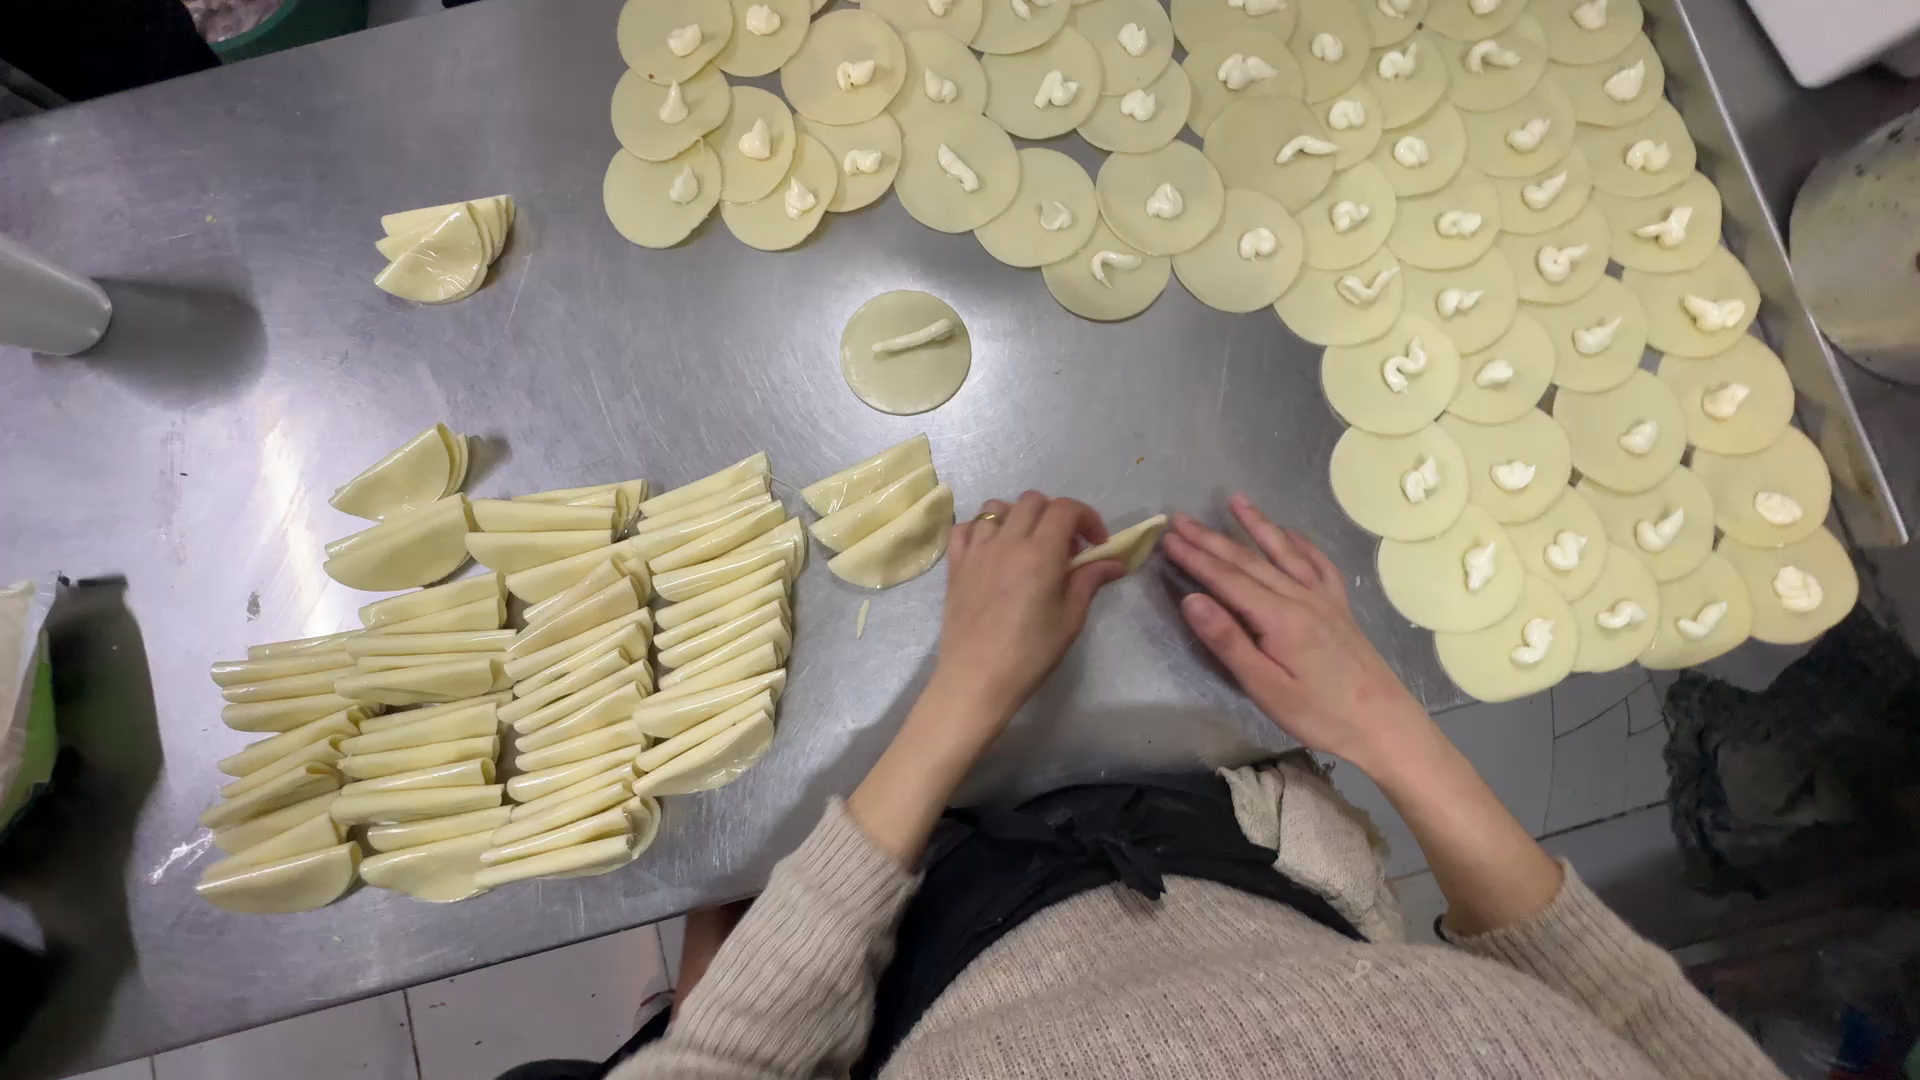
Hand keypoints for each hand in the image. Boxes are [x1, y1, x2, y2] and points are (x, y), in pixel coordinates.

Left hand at [930, 491, 1129, 734]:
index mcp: (1039, 553)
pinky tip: (992, 549)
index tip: (1096, 544)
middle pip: (1033, 501)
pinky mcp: (955, 564)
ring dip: (1018, 517)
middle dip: (1056, 515)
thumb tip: (1116, 562)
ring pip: (996, 507)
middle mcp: (1006, 541)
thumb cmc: (1030, 653)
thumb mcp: (1070, 618)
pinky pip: (965, 528)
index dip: (1087, 518)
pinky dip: (982, 528)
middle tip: (1065, 548)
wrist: (977, 679)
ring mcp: (976, 550)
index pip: (1065, 509)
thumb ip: (1089, 580)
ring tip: (1027, 544)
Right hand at [1164, 495, 1433, 774]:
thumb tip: (1192, 600)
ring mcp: (1323, 599)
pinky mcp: (1339, 607)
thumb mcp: (1263, 685)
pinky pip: (1318, 564)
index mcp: (1279, 617)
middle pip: (1248, 560)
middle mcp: (1301, 597)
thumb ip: (1227, 639)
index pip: (1226, 579)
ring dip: (1257, 525)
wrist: (1385, 726)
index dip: (1195, 558)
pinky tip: (1289, 534)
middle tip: (1180, 520)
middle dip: (1211, 539)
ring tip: (1235, 501)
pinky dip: (1300, 544)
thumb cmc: (1318, 713)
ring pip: (1283, 553)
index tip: (1168, 539)